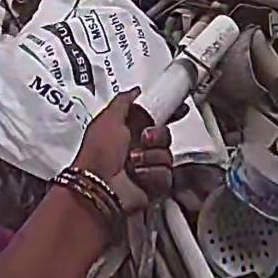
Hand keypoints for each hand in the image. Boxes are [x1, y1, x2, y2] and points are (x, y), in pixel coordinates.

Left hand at [71, 90, 172, 212]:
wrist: (98, 187)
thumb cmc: (99, 152)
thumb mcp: (109, 117)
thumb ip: (124, 101)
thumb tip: (136, 91)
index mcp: (127, 130)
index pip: (154, 118)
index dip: (167, 113)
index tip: (178, 109)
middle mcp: (138, 148)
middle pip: (164, 135)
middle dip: (157, 135)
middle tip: (145, 138)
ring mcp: (146, 167)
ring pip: (167, 155)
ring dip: (151, 156)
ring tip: (134, 161)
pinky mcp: (152, 186)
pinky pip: (166, 175)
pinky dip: (151, 174)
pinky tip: (138, 175)